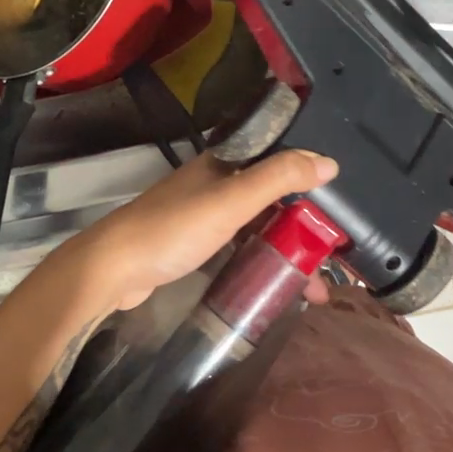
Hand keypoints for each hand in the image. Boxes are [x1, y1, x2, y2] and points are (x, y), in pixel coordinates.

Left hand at [60, 150, 339, 311]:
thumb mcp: (231, 200)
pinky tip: (275, 286)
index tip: (339, 216)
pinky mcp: (192, 247)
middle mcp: (214, 185)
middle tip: (331, 263)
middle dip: (303, 230)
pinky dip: (260, 263)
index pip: (278, 163)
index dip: (310, 186)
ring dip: (285, 252)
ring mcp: (202, 217)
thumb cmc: (173, 229)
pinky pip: (238, 249)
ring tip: (313, 289)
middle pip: (271, 200)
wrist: (113, 269)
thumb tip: (328, 162)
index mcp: (224, 165)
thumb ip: (278, 178)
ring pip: (256, 228)